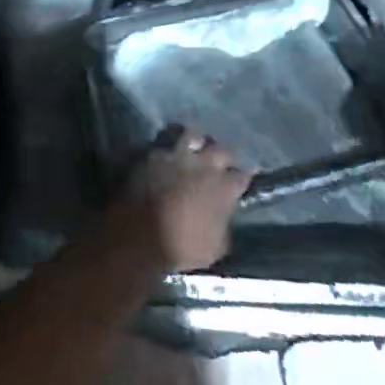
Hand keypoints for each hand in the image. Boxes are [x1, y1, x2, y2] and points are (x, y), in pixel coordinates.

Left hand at [115, 125, 252, 271]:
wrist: (141, 236)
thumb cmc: (181, 248)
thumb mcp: (214, 249)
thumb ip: (225, 227)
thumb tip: (226, 220)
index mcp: (225, 187)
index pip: (243, 175)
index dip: (243, 179)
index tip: (241, 183)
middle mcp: (207, 165)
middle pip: (223, 150)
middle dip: (224, 157)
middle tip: (220, 165)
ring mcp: (180, 156)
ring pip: (195, 135)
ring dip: (197, 142)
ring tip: (195, 148)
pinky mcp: (155, 155)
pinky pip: (165, 142)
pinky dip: (169, 147)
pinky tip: (169, 151)